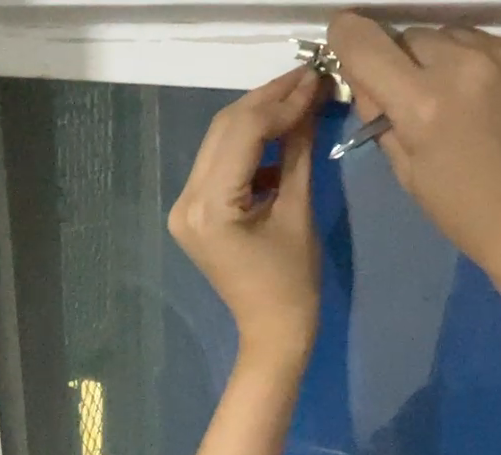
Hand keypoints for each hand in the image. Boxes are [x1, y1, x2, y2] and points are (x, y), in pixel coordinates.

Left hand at [168, 66, 322, 363]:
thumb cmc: (292, 283)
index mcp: (209, 207)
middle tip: (309, 79)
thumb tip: (310, 96)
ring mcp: (183, 209)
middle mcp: (185, 203)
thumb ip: (298, 149)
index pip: (243, 131)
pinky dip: (247, 147)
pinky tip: (279, 138)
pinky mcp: (191, 214)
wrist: (272, 331)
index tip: (317, 78)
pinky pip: (219, 165)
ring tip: (299, 101)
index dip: (282, 100)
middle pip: (225, 129)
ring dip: (257, 119)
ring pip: (220, 142)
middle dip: (268, 101)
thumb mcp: (298, 211)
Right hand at [326, 14, 500, 284]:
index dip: (347, 38)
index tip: (345, 43)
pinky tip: (494, 103)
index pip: (365, 43)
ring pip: (452, 36)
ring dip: (443, 62)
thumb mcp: (408, 174)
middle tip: (415, 101)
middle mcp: (463, 64)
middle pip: (410, 37)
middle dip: (402, 62)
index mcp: (422, 105)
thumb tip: (366, 81)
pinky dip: (482, 66)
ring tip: (459, 105)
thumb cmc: (466, 213)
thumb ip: (381, 120)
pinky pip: (491, 44)